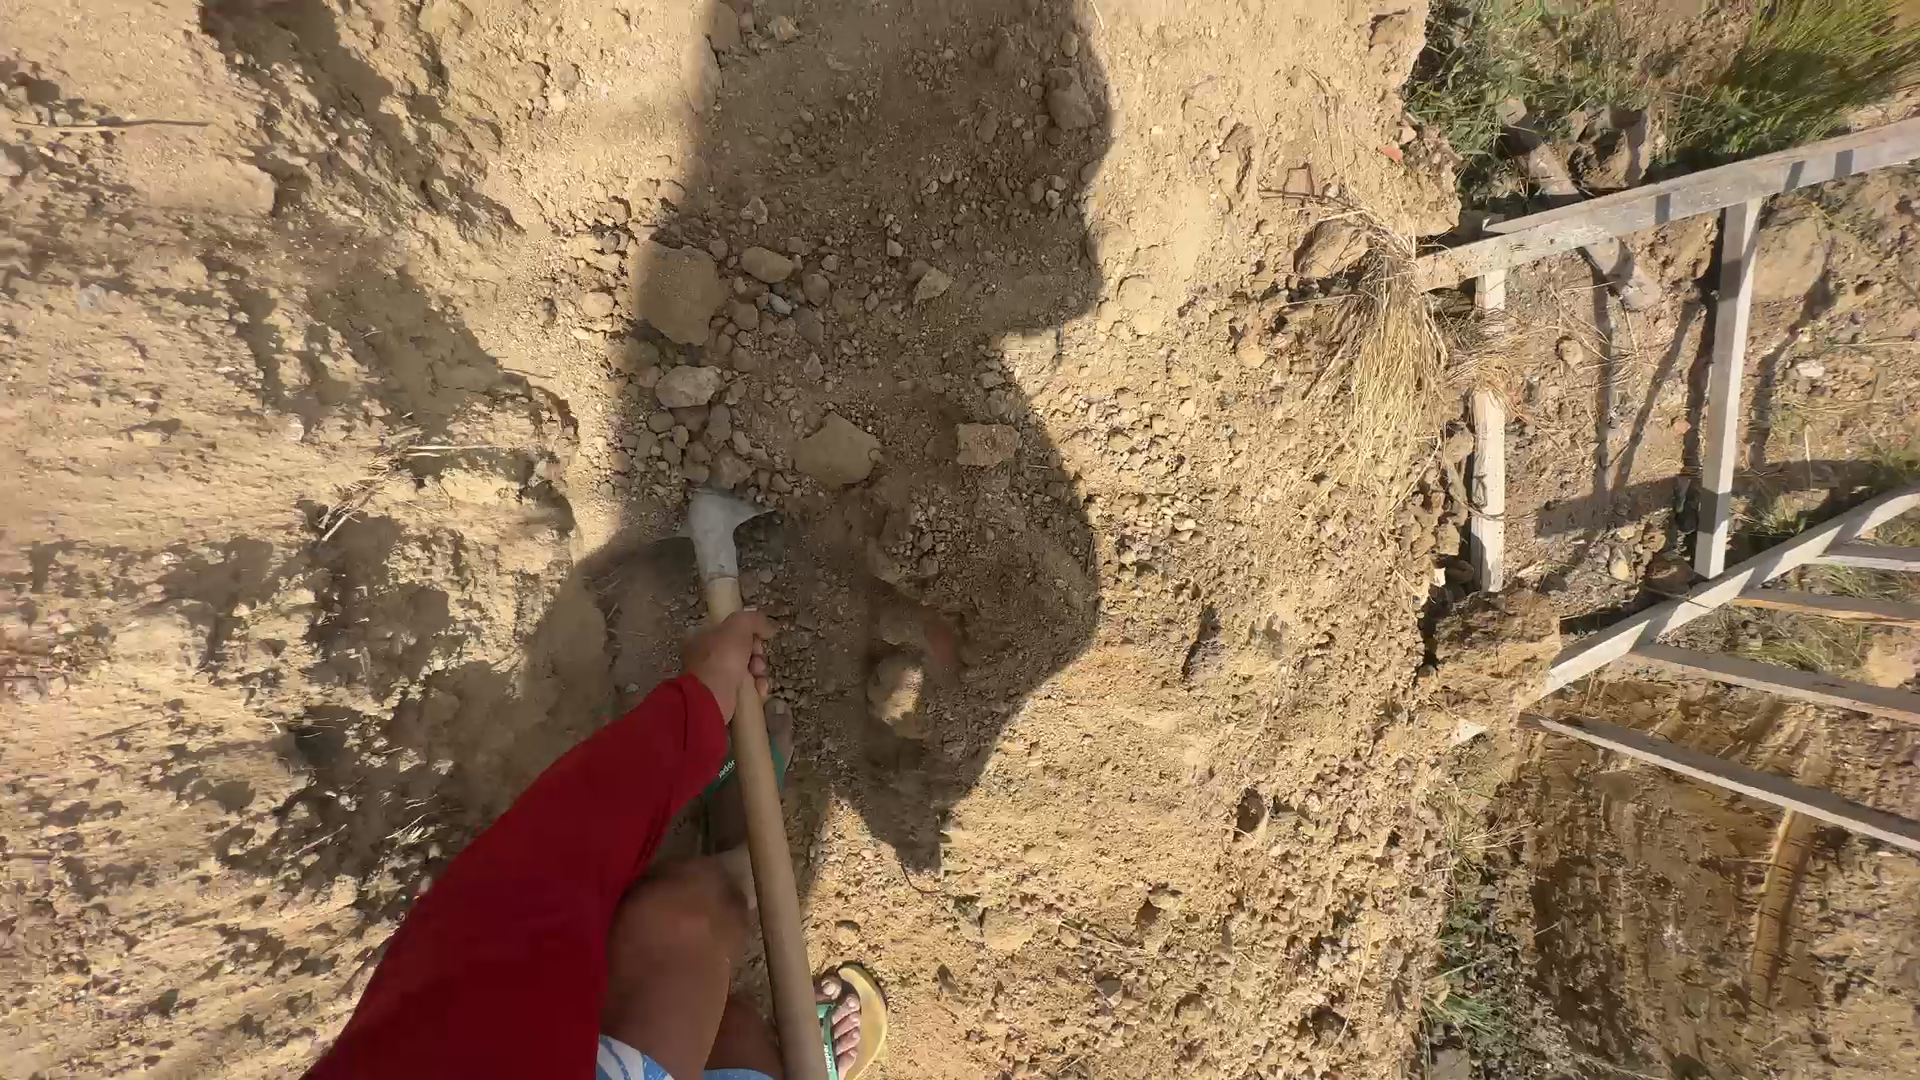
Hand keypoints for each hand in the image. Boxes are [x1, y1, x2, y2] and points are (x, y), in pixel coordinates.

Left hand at [685, 609, 774, 722]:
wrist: (712, 696)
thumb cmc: (722, 656)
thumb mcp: (739, 625)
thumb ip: (754, 619)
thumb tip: (768, 628)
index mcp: (702, 635)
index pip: (731, 628)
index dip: (748, 631)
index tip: (756, 637)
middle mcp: (705, 654)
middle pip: (742, 647)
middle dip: (756, 652)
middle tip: (756, 657)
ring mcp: (714, 675)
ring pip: (746, 666)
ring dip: (759, 669)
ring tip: (758, 674)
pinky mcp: (723, 693)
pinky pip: (745, 684)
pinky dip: (756, 685)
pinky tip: (759, 688)